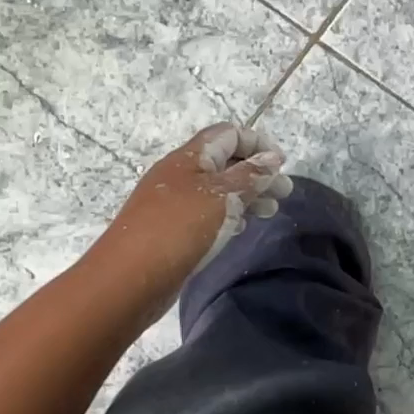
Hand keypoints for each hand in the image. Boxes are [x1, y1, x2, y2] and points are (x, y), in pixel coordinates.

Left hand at [93, 123, 293, 288]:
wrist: (130, 279)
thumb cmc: (180, 229)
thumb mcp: (222, 197)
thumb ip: (251, 176)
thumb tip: (273, 157)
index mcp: (190, 158)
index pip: (229, 134)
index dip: (258, 143)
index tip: (283, 165)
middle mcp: (181, 174)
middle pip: (226, 161)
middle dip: (258, 172)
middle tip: (284, 193)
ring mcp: (175, 202)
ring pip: (220, 189)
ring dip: (248, 195)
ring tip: (270, 212)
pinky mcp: (174, 228)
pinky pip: (209, 212)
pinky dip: (231, 214)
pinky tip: (244, 227)